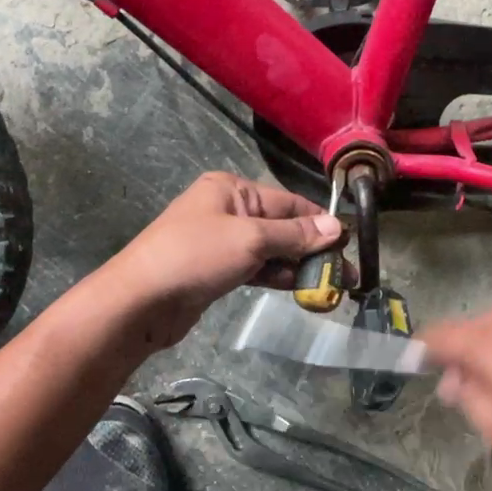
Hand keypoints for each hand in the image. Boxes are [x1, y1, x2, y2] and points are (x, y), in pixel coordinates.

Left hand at [98, 171, 341, 346]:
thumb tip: (336, 227)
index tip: (349, 244)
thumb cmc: (195, 257)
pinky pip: (257, 269)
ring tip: (329, 287)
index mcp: (232, 189)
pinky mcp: (218, 272)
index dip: (320, 222)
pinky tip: (298, 289)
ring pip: (271, 251)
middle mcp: (227, 210)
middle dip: (312, 249)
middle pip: (282, 227)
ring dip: (298, 267)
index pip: (288, 202)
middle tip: (344, 276)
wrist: (142, 301)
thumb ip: (295, 234)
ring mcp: (222, 242)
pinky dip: (277, 278)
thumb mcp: (250, 240)